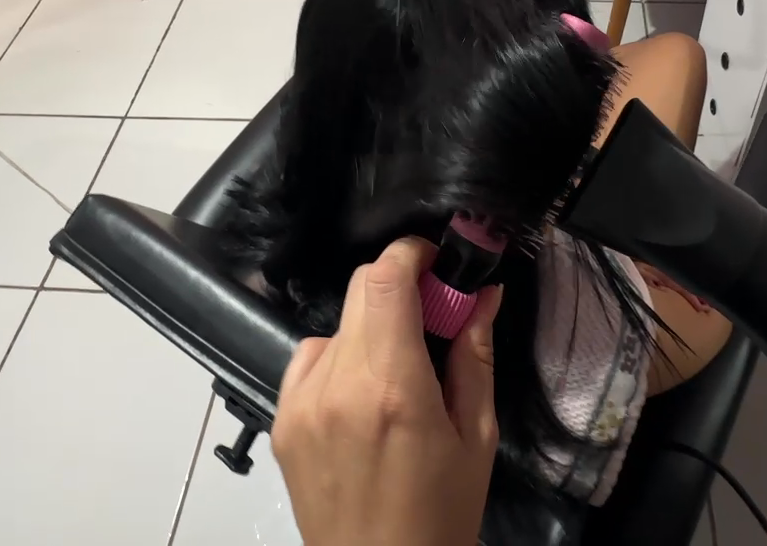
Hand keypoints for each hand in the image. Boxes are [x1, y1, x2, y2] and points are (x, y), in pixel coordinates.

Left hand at [272, 237, 503, 545]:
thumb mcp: (477, 436)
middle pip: (361, 287)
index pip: (386, 279)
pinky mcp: (282, 420)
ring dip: (371, 324)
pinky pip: (310, 356)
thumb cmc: (441, 512)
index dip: (411, 252)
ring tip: (395, 367)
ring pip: (338, 321)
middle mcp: (339, 384)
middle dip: (398, 282)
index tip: (435, 261)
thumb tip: (484, 291)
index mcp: (393, 386)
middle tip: (429, 310)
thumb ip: (475, 353)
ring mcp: (301, 402)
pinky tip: (359, 391)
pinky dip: (339, 354)